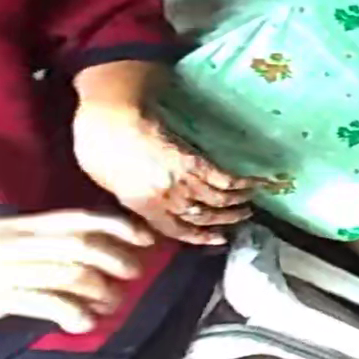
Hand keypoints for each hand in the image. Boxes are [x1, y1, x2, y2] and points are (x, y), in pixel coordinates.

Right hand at [0, 211, 154, 338]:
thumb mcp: (0, 242)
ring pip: (73, 276)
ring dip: (103, 292)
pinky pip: (49, 304)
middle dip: (119, 260)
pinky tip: (84, 322)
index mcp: (15, 225)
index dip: (122, 227)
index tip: (148, 240)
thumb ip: (47, 238)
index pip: (80, 218)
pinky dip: (75, 313)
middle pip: (84, 247)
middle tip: (134, 273)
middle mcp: (8, 243)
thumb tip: (110, 244)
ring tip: (112, 303)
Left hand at [72, 105, 256, 244]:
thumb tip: (155, 206)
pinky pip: (227, 179)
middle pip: (203, 216)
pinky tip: (259, 183)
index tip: (219, 238)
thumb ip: (134, 196)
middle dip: (226, 219)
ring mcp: (184, 179)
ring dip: (239, 202)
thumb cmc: (99, 149)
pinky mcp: (198, 163)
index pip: (176, 229)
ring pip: (219, 200)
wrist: (112, 120)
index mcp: (140, 204)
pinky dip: (246, 183)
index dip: (200, 237)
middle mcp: (166, 197)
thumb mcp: (108, 182)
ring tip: (250, 201)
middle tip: (243, 216)